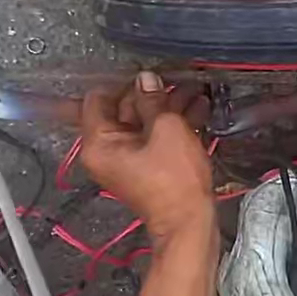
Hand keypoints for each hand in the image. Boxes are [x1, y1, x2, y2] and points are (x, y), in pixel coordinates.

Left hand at [78, 71, 213, 239]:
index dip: (123, 83)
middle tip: (176, 78)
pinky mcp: (146, 165)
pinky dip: (172, 124)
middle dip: (152, 93)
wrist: (190, 222)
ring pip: (143, 121)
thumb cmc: (175, 180)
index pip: (98, 98)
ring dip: (167, 106)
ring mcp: (127, 158)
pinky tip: (198, 109)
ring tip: (195, 92)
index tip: (147, 73)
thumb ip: (153, 99)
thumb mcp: (166, 129)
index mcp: (99, 143)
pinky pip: (154, 136)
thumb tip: (146, 78)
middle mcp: (106, 150)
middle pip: (123, 108)